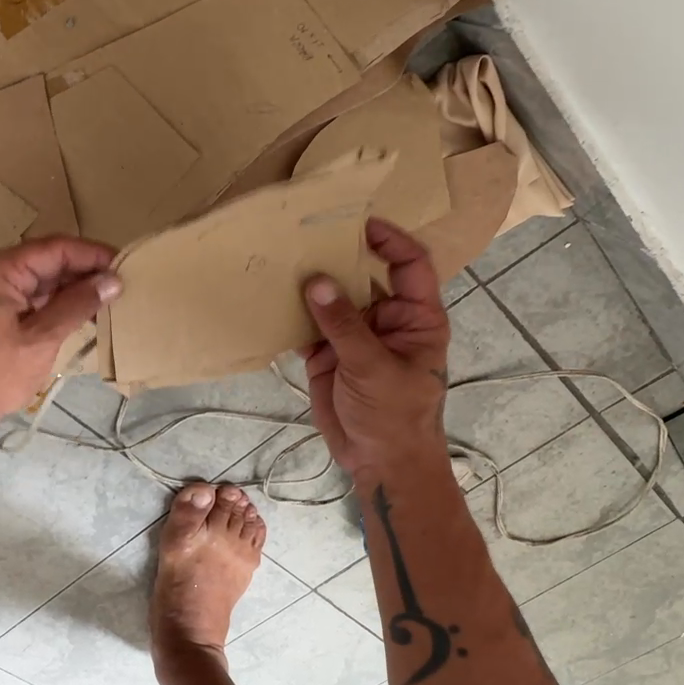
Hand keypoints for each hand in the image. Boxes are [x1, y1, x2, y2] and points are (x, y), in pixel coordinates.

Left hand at [0, 237, 120, 434]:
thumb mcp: (40, 339)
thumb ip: (76, 305)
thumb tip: (113, 280)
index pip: (54, 248)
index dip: (92, 254)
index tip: (125, 264)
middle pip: (45, 260)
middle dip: (84, 272)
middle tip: (122, 285)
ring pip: (38, 280)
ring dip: (71, 289)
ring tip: (108, 302)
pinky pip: (28, 297)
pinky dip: (54, 303)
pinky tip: (81, 314)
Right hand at [299, 218, 451, 479]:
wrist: (379, 462)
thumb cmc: (395, 414)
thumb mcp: (373, 367)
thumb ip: (343, 324)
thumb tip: (316, 280)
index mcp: (415, 317)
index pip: (409, 265)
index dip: (389, 240)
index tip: (358, 222)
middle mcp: (384, 319)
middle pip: (362, 276)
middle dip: (338, 257)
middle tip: (306, 233)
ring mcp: (353, 336)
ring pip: (330, 300)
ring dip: (309, 284)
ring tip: (280, 258)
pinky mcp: (325, 355)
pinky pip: (307, 326)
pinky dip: (290, 314)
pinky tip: (268, 298)